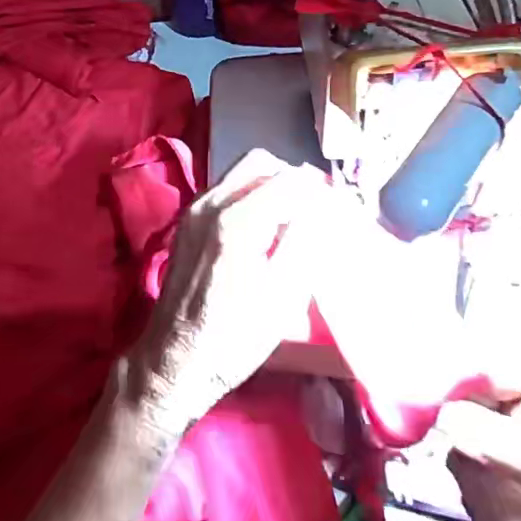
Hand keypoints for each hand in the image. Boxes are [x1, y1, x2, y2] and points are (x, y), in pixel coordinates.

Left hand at [128, 149, 323, 436]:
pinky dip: (251, 194)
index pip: (290, 181)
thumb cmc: (233, 338)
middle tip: (320, 207)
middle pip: (261, 163)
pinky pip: (225, 189)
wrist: (175, 357)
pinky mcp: (187, 222)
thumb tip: (325, 209)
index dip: (323, 192)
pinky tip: (267, 226)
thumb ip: (305, 243)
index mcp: (236, 221)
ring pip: (240, 172)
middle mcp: (209, 204)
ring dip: (272, 184)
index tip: (344, 210)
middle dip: (295, 179)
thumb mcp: (283, 297)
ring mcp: (193, 210)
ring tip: (298, 216)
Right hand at [437, 362, 520, 520]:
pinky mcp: (507, 499)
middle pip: (456, 419)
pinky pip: (473, 502)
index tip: (422, 421)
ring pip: (462, 466)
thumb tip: (445, 419)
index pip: (478, 370)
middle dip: (489, 475)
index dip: (445, 391)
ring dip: (511, 516)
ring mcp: (513, 457)